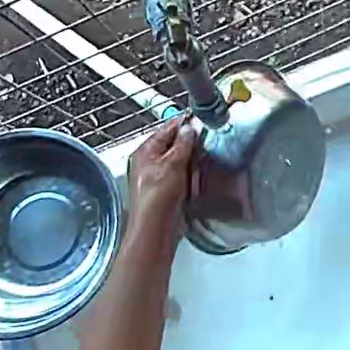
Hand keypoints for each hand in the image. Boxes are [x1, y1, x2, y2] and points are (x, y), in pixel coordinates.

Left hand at [125, 117, 197, 248]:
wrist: (156, 229)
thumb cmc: (157, 198)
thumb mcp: (174, 164)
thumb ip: (183, 144)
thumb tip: (189, 130)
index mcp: (144, 152)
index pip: (165, 129)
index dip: (182, 123)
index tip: (198, 120)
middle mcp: (147, 163)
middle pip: (171, 144)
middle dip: (188, 142)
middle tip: (205, 138)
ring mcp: (156, 177)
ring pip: (177, 161)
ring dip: (190, 159)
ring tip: (204, 156)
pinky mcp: (166, 191)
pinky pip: (180, 175)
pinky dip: (190, 173)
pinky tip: (198, 175)